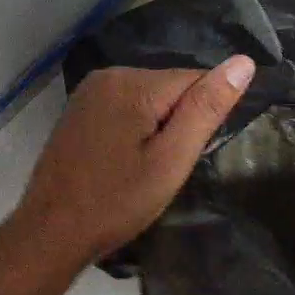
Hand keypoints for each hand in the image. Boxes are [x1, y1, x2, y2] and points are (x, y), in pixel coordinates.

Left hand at [8, 57, 255, 266]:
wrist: (51, 232)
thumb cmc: (116, 203)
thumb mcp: (171, 160)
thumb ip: (206, 109)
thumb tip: (243, 62)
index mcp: (133, 83)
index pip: (196, 79)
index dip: (203, 118)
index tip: (189, 155)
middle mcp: (109, 74)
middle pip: (170, 87)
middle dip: (178, 123)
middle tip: (165, 169)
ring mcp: (89, 91)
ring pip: (148, 99)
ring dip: (157, 128)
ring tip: (146, 169)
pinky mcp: (79, 110)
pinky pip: (125, 108)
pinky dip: (135, 130)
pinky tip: (125, 162)